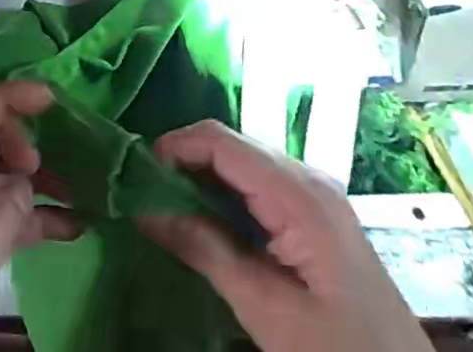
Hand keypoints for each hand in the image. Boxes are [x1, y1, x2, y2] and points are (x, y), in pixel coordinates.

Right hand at [140, 120, 431, 351]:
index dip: (176, 145)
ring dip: (204, 175)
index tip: (136, 172)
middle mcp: (307, 177)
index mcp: (298, 194)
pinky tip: (206, 217)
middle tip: (145, 192)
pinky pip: (262, 183)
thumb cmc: (336, 351)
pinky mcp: (316, 211)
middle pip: (233, 145)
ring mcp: (315, 192)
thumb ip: (207, 250)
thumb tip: (147, 210)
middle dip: (185, 159)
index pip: (224, 142)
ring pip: (245, 162)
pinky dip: (227, 191)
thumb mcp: (266, 309)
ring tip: (166, 204)